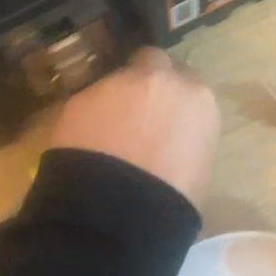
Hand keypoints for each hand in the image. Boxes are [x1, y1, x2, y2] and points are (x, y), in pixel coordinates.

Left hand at [49, 47, 218, 207]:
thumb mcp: (197, 168)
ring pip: (114, 83)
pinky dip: (86, 119)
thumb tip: (170, 139)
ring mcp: (115, 84)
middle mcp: (159, 80)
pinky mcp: (78, 98)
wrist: (119, 212)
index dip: (174, 97)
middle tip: (136, 113)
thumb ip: (186, 138)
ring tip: (104, 140)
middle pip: (152, 63)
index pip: (188, 80)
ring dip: (112, 103)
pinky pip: (86, 105)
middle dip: (144, 81)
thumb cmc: (172, 201)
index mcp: (197, 99)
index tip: (166, 116)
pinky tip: (83, 148)